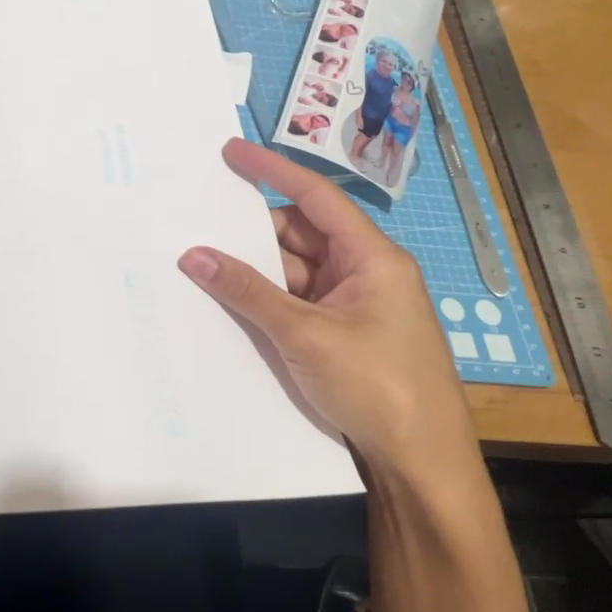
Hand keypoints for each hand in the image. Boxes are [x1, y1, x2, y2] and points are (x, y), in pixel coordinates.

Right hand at [176, 138, 478, 478]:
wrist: (419, 459)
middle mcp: (363, 272)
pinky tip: (224, 300)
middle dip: (250, 230)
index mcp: (372, 258)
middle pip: (299, 234)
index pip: (318, 198)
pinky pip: (293, 300)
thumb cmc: (376, 385)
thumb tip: (192, 255)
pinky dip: (261, 298)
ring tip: (197, 262)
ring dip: (251, 269)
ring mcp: (351, 304)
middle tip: (195, 220)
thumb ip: (247, 291)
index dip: (273, 170)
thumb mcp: (304, 334)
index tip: (230, 151)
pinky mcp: (339, 333)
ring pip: (291, 270)